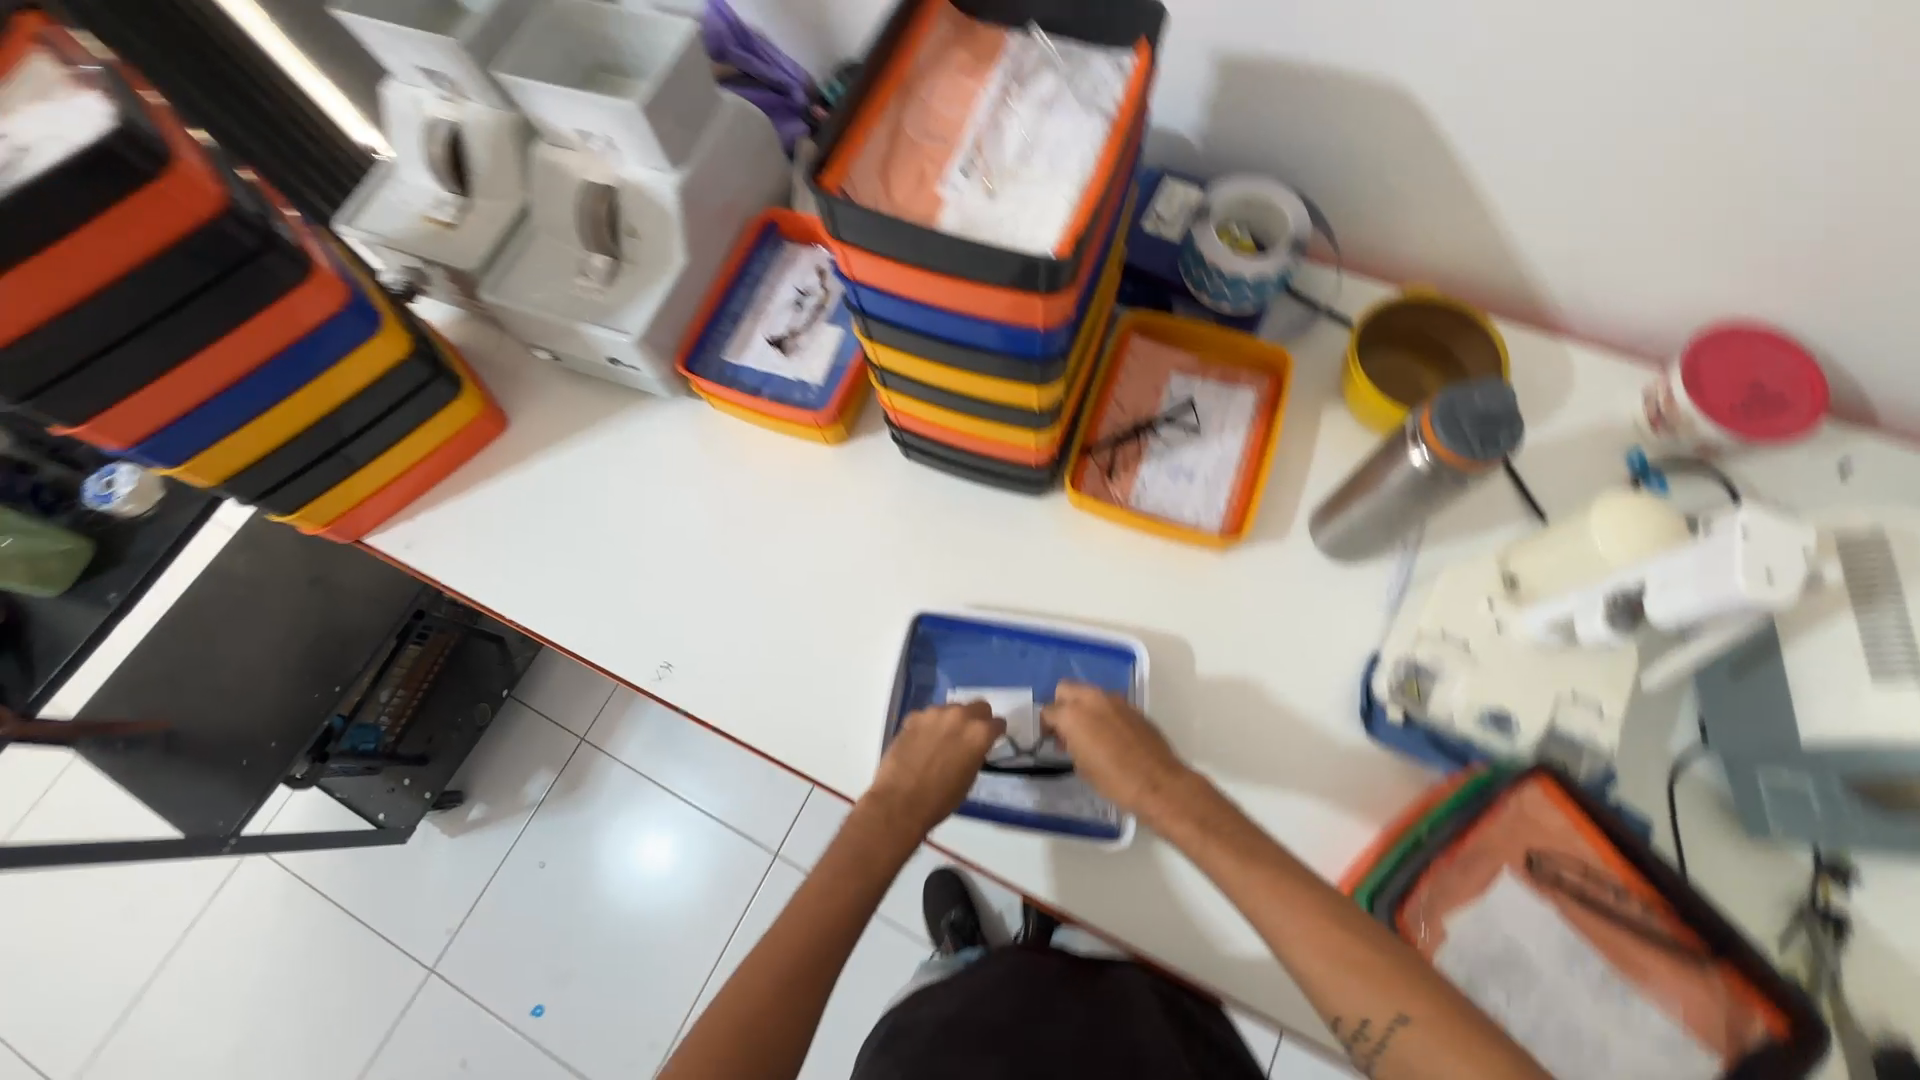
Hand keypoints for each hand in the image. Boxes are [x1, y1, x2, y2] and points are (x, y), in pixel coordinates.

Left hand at [867, 702, 1005, 836]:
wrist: (901, 801)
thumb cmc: (941, 799)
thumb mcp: (970, 778)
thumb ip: (975, 753)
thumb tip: (972, 747)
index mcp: (979, 733)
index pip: (998, 723)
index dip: (995, 733)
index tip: (990, 740)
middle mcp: (960, 716)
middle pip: (978, 706)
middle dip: (977, 719)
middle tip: (968, 736)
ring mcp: (934, 713)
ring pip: (951, 709)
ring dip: (951, 721)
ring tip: (941, 741)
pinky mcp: (913, 717)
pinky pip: (927, 717)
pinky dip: (928, 726)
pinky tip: (921, 743)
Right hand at [1041, 680, 1194, 817]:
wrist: (1158, 783)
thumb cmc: (1113, 780)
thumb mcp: (1081, 766)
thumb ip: (1069, 743)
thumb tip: (1069, 738)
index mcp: (1073, 714)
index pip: (1048, 711)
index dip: (1046, 726)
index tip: (1050, 740)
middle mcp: (1092, 699)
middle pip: (1066, 689)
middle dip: (1062, 705)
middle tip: (1066, 730)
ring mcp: (1115, 700)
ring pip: (1090, 693)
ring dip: (1084, 707)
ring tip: (1090, 733)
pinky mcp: (1133, 707)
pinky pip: (1110, 704)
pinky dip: (1104, 713)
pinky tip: (1111, 736)